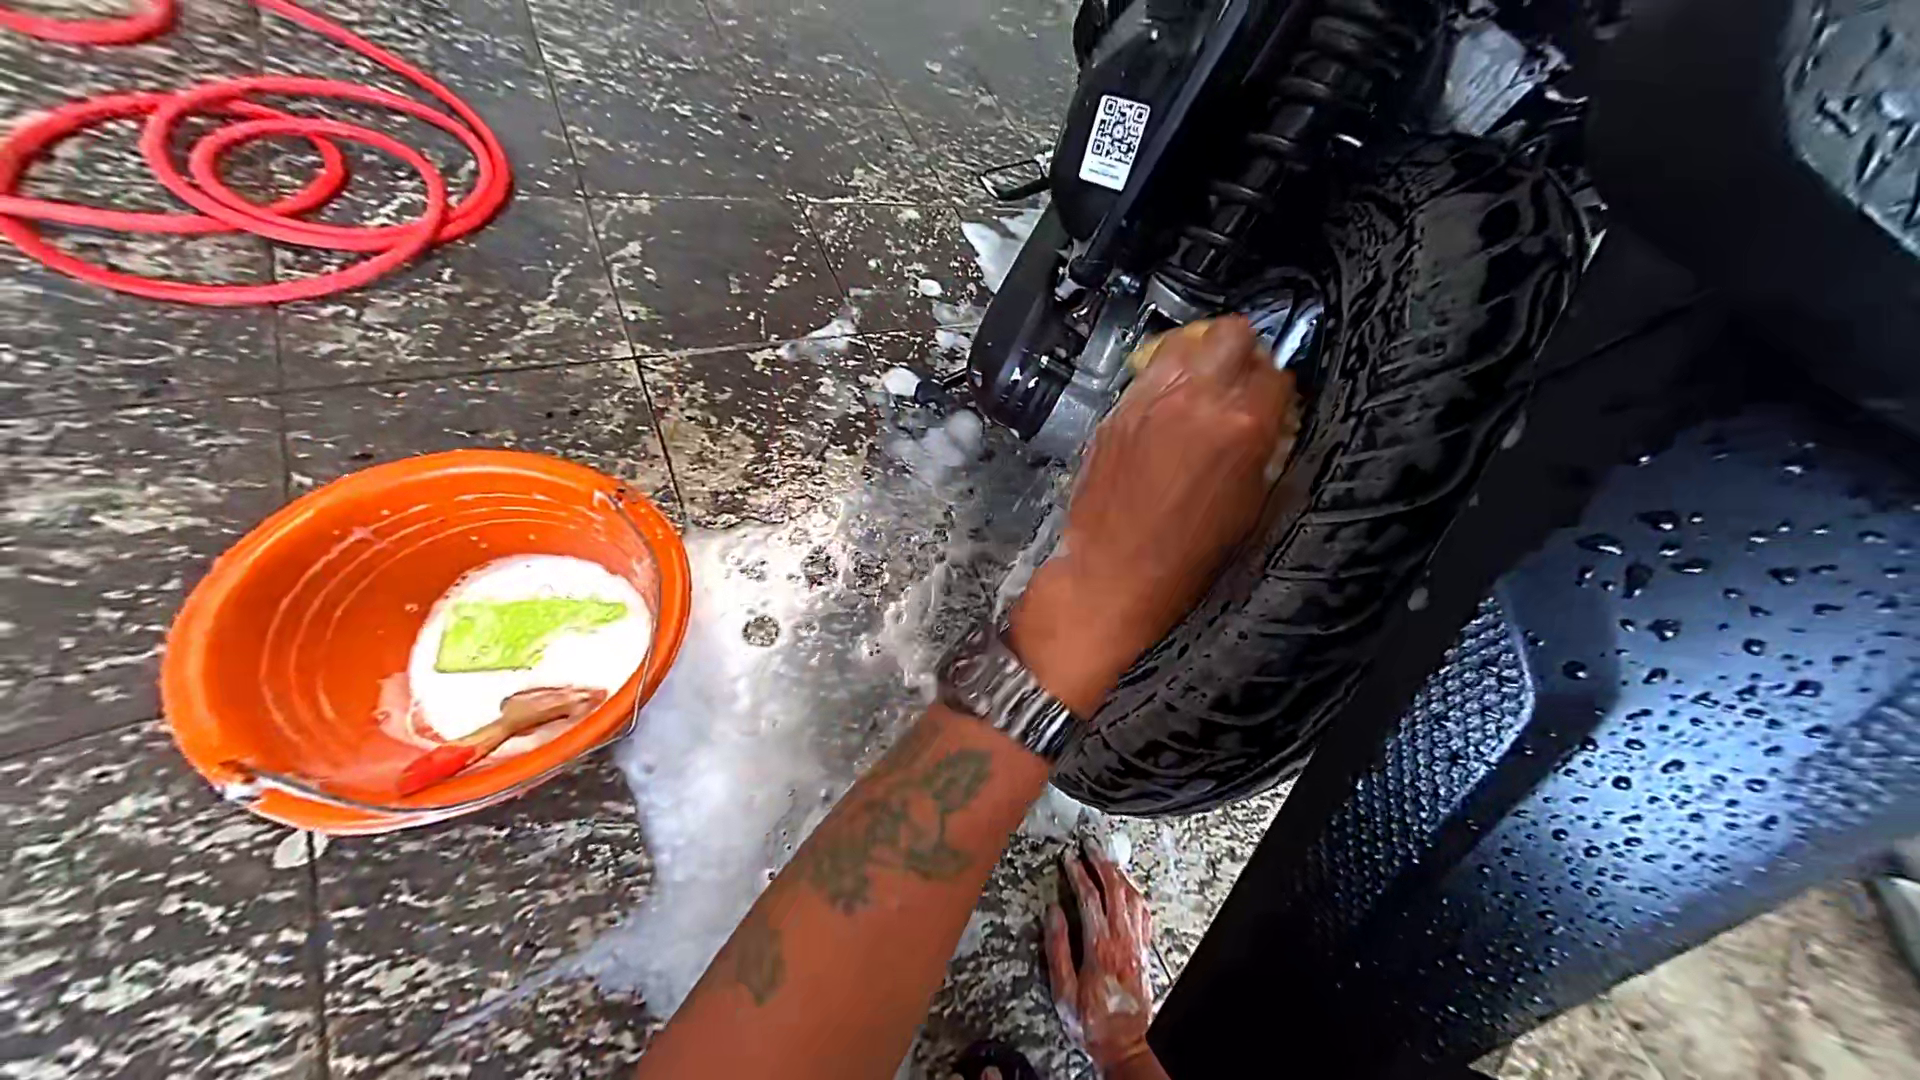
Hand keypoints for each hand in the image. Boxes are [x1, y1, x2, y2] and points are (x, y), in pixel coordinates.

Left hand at [1009, 315, 1299, 715]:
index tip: (1272, 397)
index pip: (1276, 372)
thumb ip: (1262, 447)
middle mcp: (1194, 400)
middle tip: (1239, 377)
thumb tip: (1265, 418)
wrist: (1111, 572)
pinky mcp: (1115, 414)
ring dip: (1199, 357)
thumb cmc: (1186, 556)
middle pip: (1230, 333)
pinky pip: (1146, 375)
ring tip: (1200, 386)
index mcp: (1242, 425)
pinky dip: (1162, 381)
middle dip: (1242, 350)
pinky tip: (1164, 409)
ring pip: (1182, 343)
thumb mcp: (1249, 504)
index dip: (1277, 385)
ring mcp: (1148, 402)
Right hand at [1045, 841, 1155, 1072]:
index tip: (1068, 858)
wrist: (1126, 1045)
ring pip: (1132, 896)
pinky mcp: (1144, 950)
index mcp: (1099, 946)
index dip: (1077, 872)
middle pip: (1114, 888)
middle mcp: (1122, 939)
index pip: (1089, 896)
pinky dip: (1134, 893)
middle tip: (1089, 844)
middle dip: (1100, 861)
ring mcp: (1136, 943)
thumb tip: (1053, 912)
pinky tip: (1127, 888)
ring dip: (1118, 873)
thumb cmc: (1092, 1022)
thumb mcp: (1064, 990)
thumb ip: (1057, 948)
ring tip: (1105, 859)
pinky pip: (1143, 912)